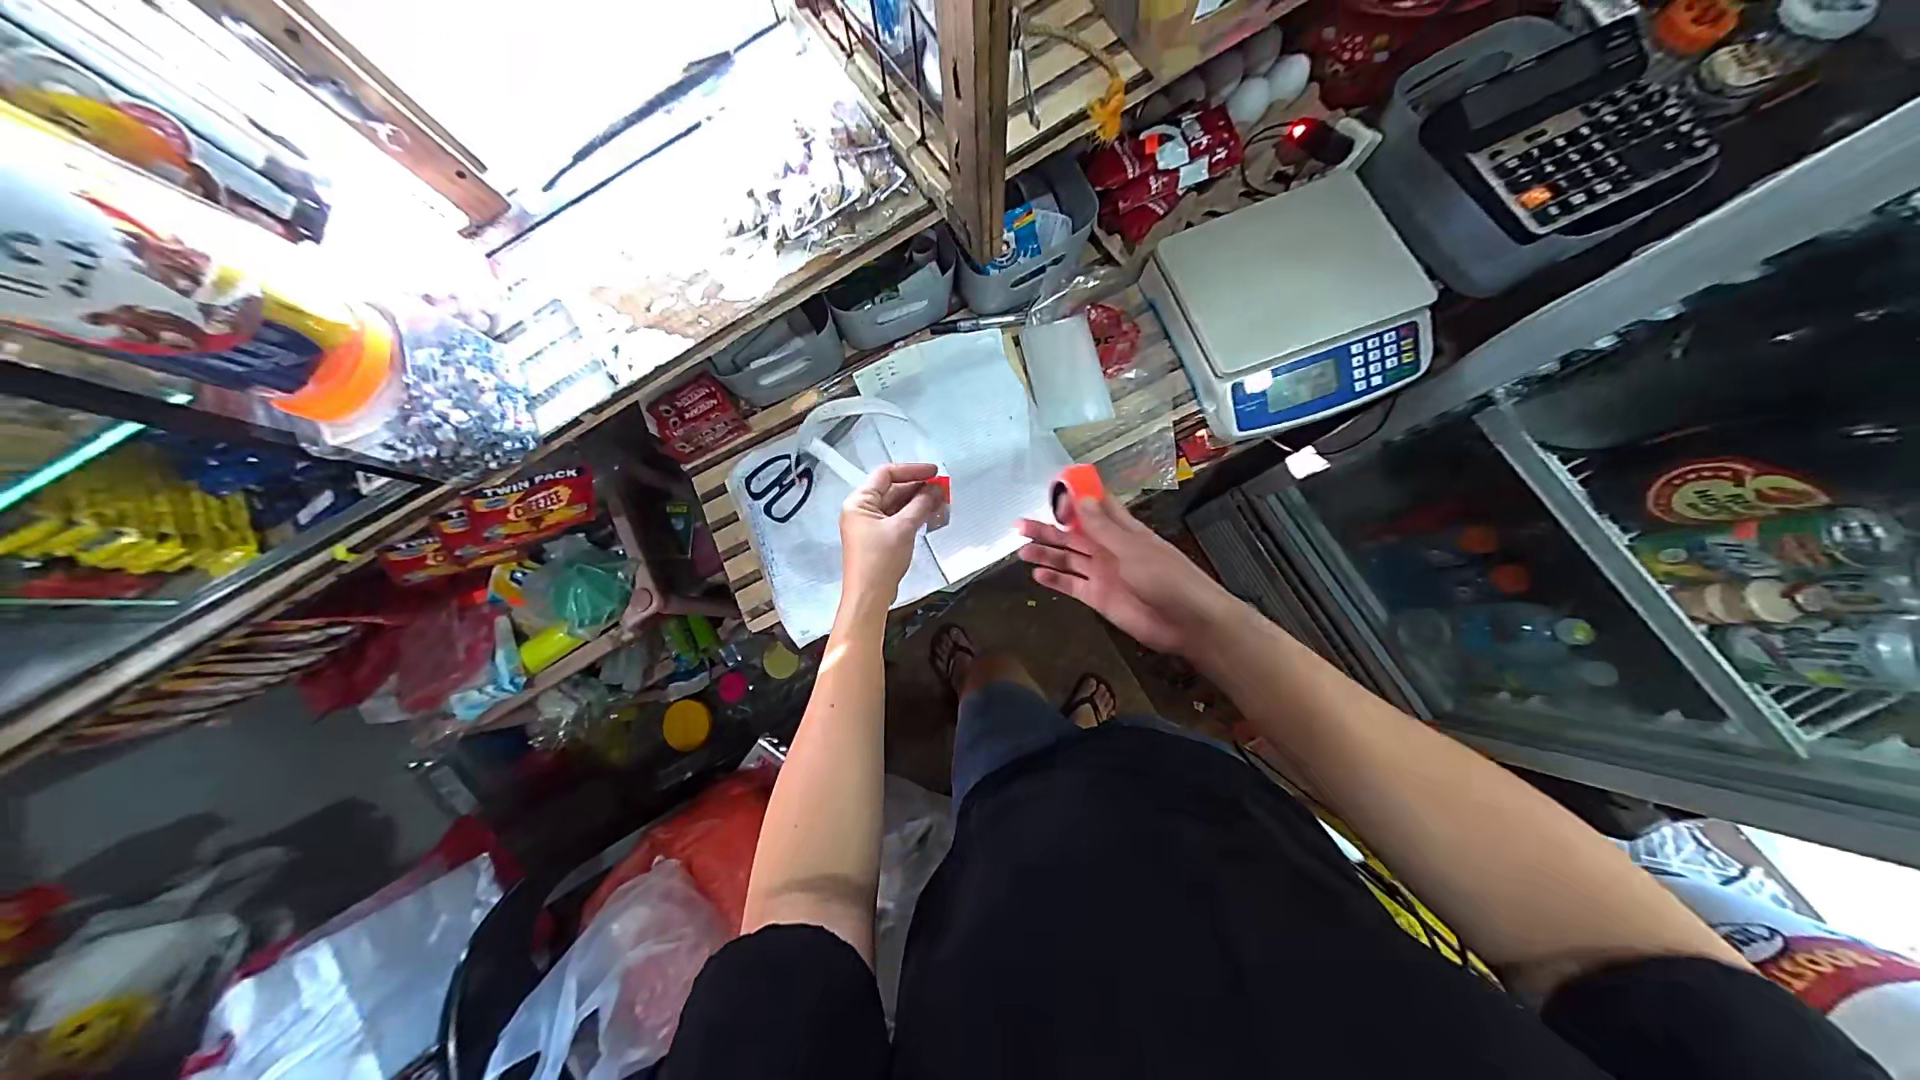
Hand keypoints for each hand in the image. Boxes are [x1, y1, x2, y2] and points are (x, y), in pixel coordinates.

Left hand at [840, 463, 945, 605]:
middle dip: (918, 488)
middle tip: (942, 489)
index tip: (934, 473)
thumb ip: (921, 505)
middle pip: (892, 489)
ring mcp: (870, 525)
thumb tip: (935, 490)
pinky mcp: (879, 538)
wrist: (869, 596)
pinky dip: (914, 515)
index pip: (886, 474)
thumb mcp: (903, 528)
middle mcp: (862, 510)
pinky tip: (931, 515)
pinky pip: (898, 519)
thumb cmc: (879, 561)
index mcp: (859, 502)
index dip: (912, 470)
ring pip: (897, 505)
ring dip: (918, 502)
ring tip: (941, 501)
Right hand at [1017, 494, 1241, 656]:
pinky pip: (1072, 585)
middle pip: (1073, 534)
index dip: (1074, 498)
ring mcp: (1103, 574)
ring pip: (1068, 559)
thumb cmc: (1168, 579)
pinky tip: (1038, 575)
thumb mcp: (1132, 548)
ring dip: (1046, 554)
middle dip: (1048, 528)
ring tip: (1022, 550)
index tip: (1051, 491)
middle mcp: (1109, 549)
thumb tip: (1080, 499)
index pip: (1095, 507)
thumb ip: (1102, 527)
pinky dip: (1055, 580)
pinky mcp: (1099, 598)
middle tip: (1021, 525)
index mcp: (1123, 530)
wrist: (1188, 622)